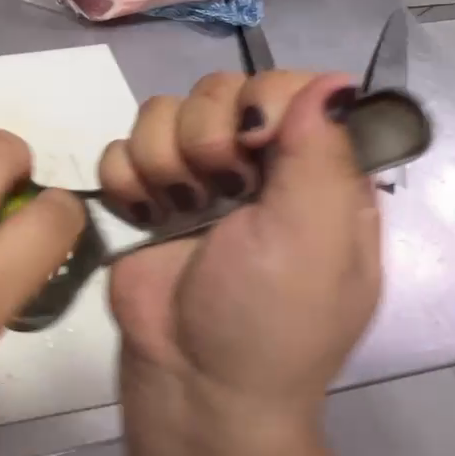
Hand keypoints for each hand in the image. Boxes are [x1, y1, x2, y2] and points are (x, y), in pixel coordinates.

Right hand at [99, 70, 380, 412]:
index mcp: (315, 170)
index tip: (256, 143)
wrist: (192, 375)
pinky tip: (147, 216)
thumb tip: (336, 80)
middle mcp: (255, 161)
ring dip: (163, 163)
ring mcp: (193, 173)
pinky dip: (126, 181)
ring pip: (159, 112)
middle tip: (221, 190)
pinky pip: (118, 146)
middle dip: (206, 137)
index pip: (291, 86)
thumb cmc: (270, 317)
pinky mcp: (142, 190)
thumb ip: (319, 156)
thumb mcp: (312, 243)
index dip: (263, 100)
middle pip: (216, 89)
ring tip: (180, 210)